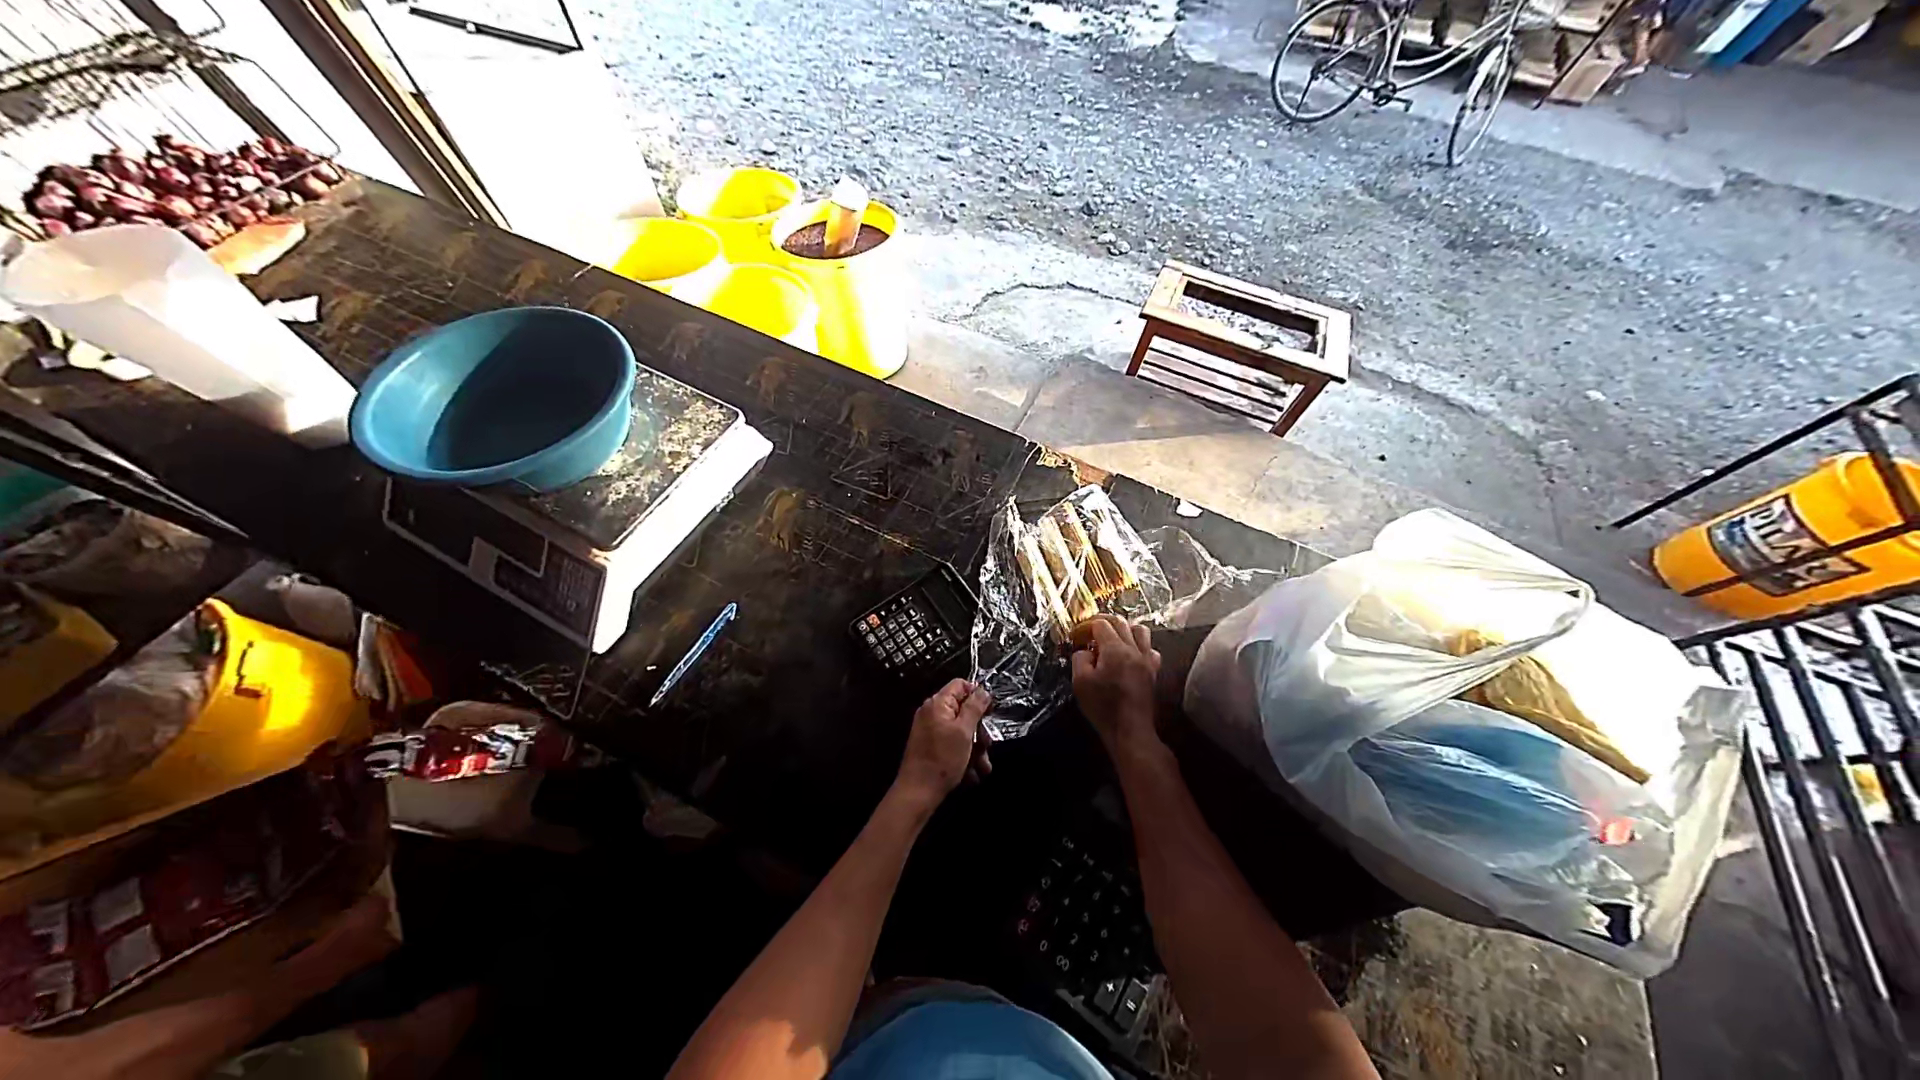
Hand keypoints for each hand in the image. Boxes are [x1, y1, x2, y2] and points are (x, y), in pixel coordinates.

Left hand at [893, 678, 992, 811]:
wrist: (918, 793)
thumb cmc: (942, 759)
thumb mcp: (964, 731)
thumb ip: (974, 707)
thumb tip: (983, 690)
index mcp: (937, 703)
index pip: (961, 685)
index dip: (978, 695)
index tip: (990, 712)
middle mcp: (932, 713)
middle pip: (964, 710)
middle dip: (979, 730)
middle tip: (987, 746)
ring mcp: (931, 731)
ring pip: (962, 731)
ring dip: (976, 748)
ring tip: (982, 767)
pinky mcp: (932, 748)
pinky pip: (953, 745)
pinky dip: (965, 756)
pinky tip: (972, 774)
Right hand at [1071, 615, 1161, 751]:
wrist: (1130, 730)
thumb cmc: (1103, 707)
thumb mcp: (1080, 682)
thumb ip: (1079, 659)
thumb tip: (1084, 651)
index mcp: (1115, 650)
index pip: (1100, 624)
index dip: (1086, 626)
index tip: (1076, 636)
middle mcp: (1134, 650)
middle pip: (1121, 622)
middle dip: (1103, 622)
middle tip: (1090, 631)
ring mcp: (1147, 660)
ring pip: (1140, 630)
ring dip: (1124, 629)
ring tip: (1111, 639)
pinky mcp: (1153, 671)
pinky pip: (1150, 648)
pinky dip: (1139, 645)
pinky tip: (1129, 656)